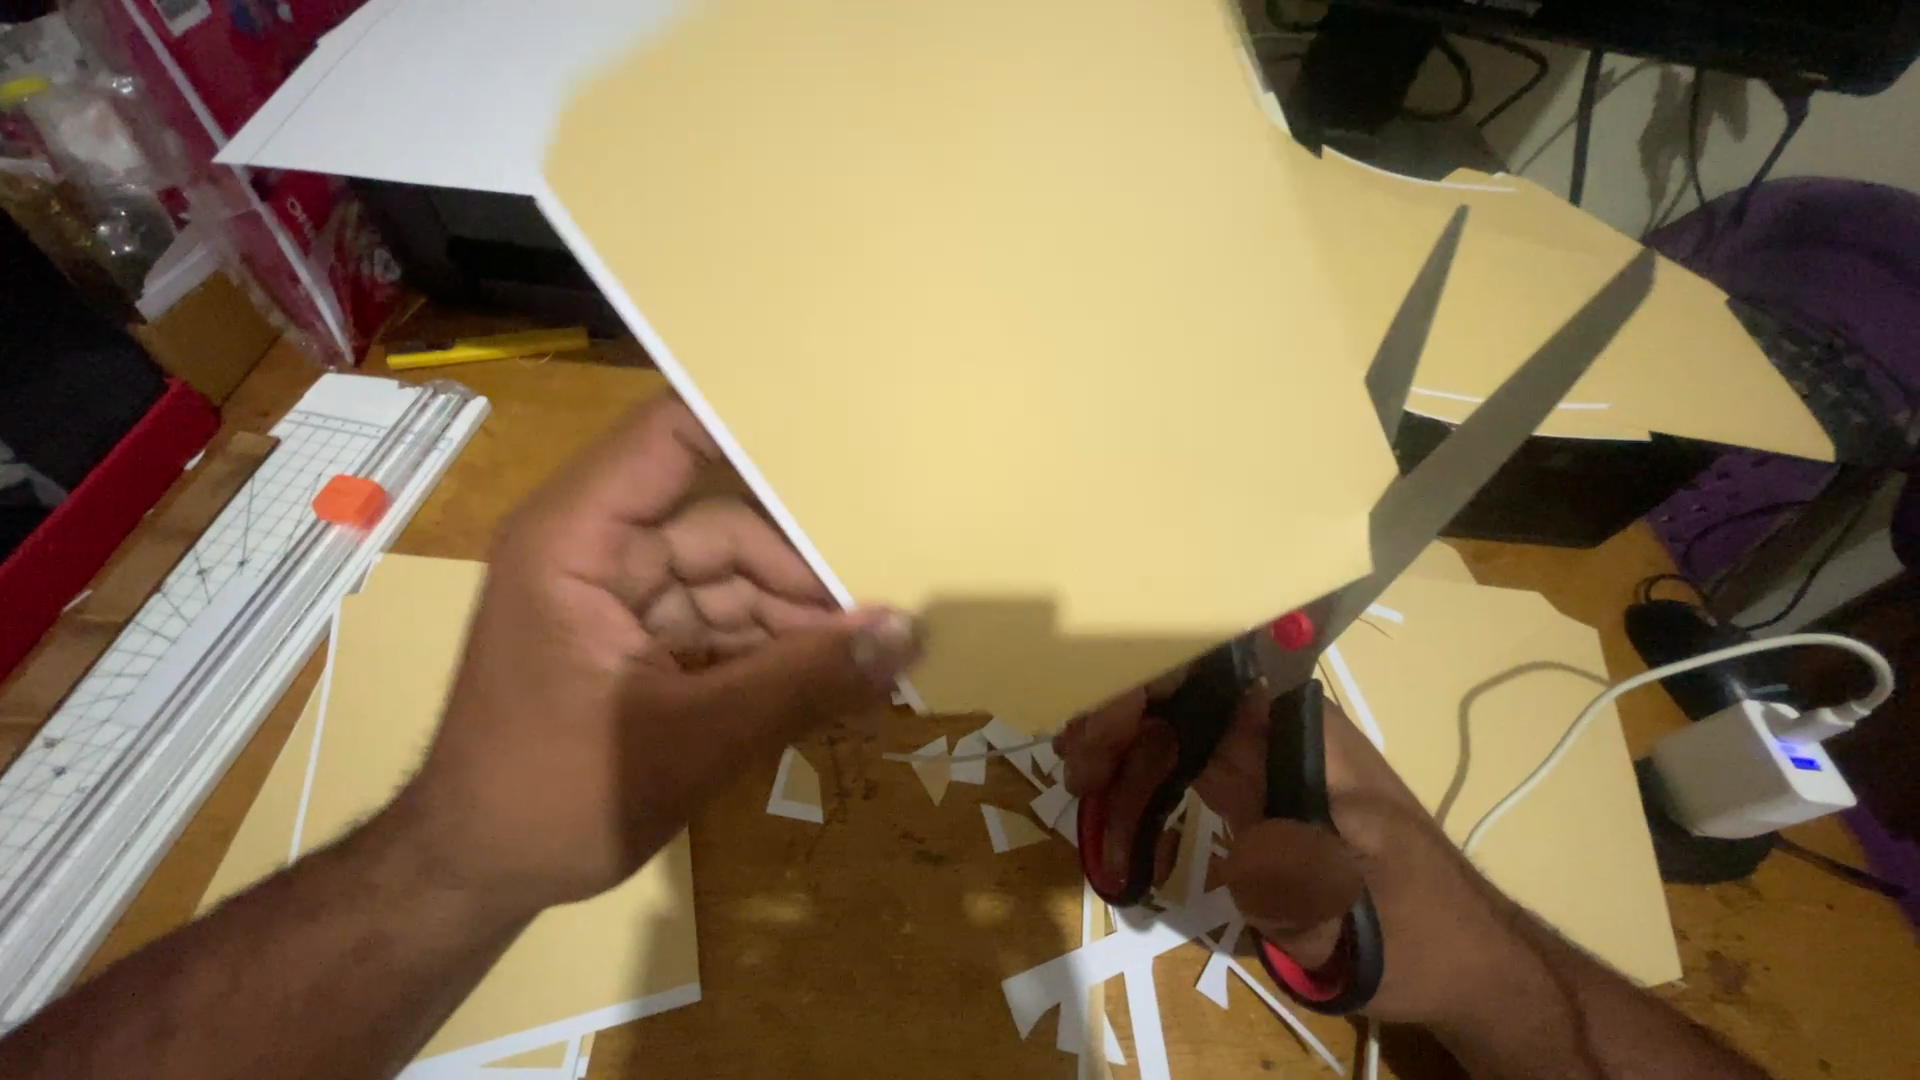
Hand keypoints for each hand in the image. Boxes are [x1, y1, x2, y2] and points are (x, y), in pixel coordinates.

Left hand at [395, 398, 920, 912]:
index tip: (845, 439)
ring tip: (876, 653)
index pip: (671, 437)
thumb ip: (805, 682)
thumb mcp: (695, 739)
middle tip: (889, 600)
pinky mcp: (646, 641)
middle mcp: (603, 550)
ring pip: (738, 580)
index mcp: (581, 540)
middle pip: (727, 525)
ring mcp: (626, 597)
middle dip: (806, 570)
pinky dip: (776, 651)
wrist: (477, 877)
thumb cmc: (555, 798)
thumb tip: (907, 633)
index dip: (754, 428)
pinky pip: (728, 624)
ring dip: (801, 619)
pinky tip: (834, 677)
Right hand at [1056, 678, 1537, 1027]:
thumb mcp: (1359, 913)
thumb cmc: (1423, 930)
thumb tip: (1220, 834)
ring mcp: (1257, 758)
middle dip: (1113, 726)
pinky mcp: (1249, 790)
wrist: (1467, 964)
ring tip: (1084, 798)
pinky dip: (1138, 783)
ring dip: (1118, 755)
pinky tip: (1110, 809)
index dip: (1138, 694)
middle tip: (1076, 779)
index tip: (1098, 744)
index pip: (1202, 678)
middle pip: (1172, 697)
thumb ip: (1291, 876)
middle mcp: (1269, 729)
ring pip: (1167, 729)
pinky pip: (1178, 766)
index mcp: (1296, 731)